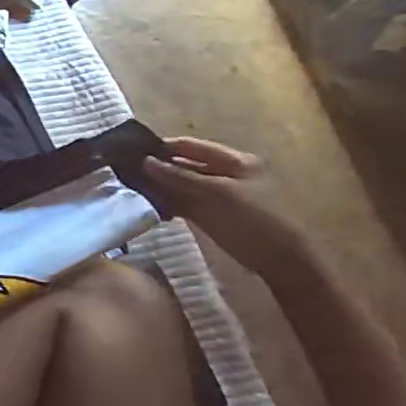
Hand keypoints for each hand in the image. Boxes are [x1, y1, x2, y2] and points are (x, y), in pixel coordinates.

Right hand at [141, 137, 309, 279]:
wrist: (282, 259)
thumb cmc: (257, 219)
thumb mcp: (219, 193)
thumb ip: (181, 177)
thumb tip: (145, 161)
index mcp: (233, 161)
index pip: (190, 146)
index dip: (162, 147)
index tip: (132, 150)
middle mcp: (221, 174)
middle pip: (181, 164)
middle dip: (155, 167)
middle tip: (123, 170)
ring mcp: (213, 195)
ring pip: (177, 185)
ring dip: (156, 186)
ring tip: (128, 187)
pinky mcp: (206, 214)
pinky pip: (179, 203)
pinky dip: (163, 203)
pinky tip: (146, 205)